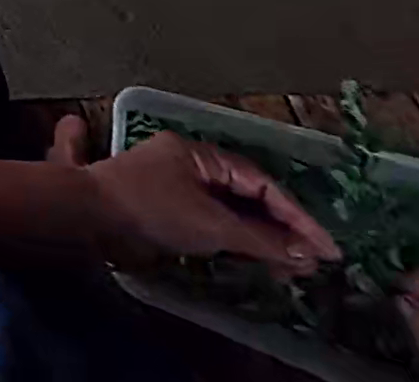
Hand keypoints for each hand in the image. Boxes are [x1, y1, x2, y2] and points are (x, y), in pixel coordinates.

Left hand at [87, 129, 340, 275]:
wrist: (91, 214)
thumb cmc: (151, 209)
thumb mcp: (214, 225)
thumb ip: (263, 240)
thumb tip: (307, 255)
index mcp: (193, 152)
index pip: (257, 179)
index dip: (296, 214)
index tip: (327, 249)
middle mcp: (181, 160)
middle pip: (243, 191)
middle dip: (279, 225)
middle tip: (311, 261)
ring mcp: (169, 180)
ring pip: (227, 206)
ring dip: (258, 233)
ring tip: (289, 266)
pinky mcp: (161, 203)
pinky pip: (208, 217)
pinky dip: (234, 236)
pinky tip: (253, 258)